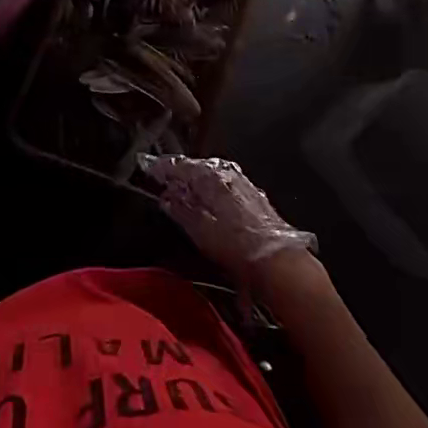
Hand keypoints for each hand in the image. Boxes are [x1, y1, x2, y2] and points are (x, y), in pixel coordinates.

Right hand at [139, 155, 316, 287]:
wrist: (278, 262)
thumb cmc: (235, 245)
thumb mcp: (198, 228)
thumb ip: (179, 208)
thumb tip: (167, 197)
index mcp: (211, 175)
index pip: (179, 164)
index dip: (161, 167)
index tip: (148, 169)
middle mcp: (228, 174)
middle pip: (197, 169)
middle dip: (180, 175)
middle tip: (164, 183)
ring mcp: (244, 185)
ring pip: (213, 178)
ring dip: (197, 185)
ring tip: (185, 196)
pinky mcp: (255, 199)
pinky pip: (226, 188)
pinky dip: (213, 193)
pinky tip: (210, 206)